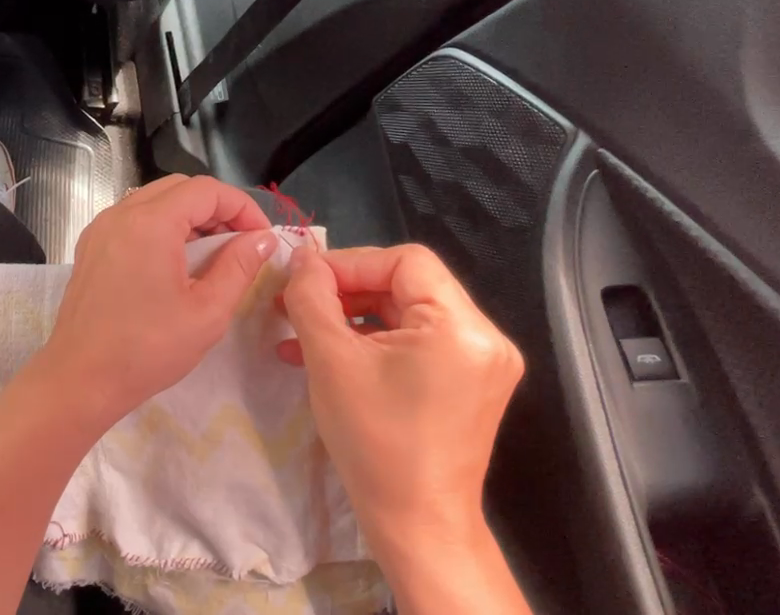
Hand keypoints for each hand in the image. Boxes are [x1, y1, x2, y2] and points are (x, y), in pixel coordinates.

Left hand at [38, 175, 276, 427]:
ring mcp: (101, 227)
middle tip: (243, 245)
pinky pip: (133, 219)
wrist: (81, 376)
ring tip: (215, 255)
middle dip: (217, 209)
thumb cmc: (149, 348)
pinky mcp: (91, 245)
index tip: (263, 239)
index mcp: (150, 223)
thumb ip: (239, 266)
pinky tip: (177, 262)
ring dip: (189, 217)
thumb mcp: (207, 311)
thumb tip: (263, 238)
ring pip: (154, 200)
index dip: (242, 207)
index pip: (206, 190)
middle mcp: (120, 213)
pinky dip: (161, 227)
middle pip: (178, 188)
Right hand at [277, 244, 527, 610]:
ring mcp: (480, 362)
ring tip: (302, 330)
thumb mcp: (329, 356)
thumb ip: (311, 295)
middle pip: (406, 283)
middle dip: (345, 289)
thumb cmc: (373, 438)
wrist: (415, 522)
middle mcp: (484, 337)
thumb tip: (301, 257)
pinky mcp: (468, 382)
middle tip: (296, 303)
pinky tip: (328, 352)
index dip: (349, 263)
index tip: (305, 283)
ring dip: (352, 314)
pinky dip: (372, 338)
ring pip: (405, 310)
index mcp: (461, 327)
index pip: (403, 260)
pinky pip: (415, 339)